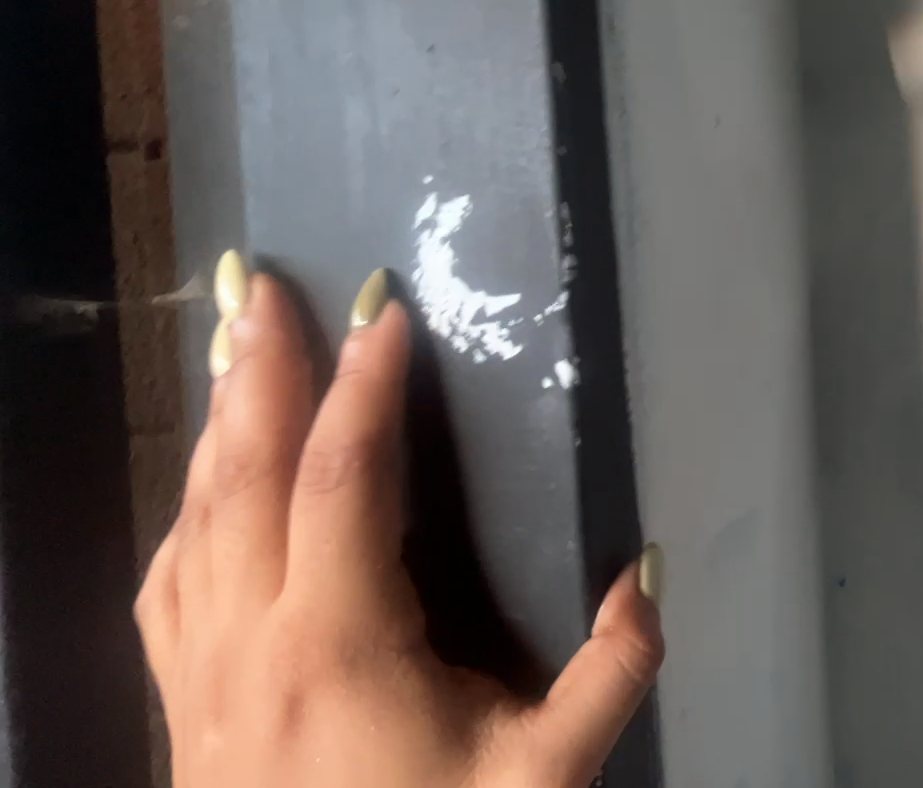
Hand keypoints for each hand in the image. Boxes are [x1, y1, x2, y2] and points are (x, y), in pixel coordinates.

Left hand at [136, 256, 662, 787]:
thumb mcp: (549, 775)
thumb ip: (614, 670)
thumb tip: (645, 571)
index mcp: (339, 642)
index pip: (346, 479)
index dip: (365, 389)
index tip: (386, 315)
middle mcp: (252, 643)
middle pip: (243, 478)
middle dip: (255, 372)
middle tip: (255, 287)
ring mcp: (204, 677)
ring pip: (194, 519)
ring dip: (216, 426)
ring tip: (230, 355)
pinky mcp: (190, 706)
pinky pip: (172, 577)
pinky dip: (193, 506)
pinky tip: (207, 487)